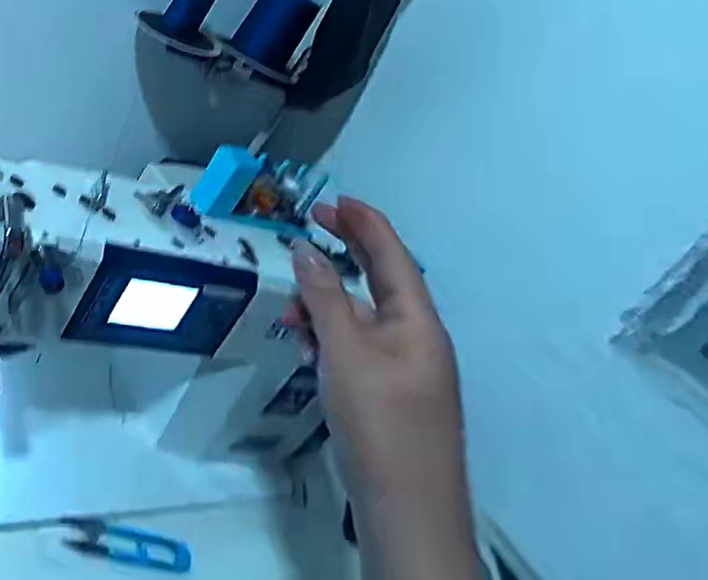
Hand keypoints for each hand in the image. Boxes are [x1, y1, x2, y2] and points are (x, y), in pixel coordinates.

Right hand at [283, 197, 479, 579]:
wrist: (405, 507)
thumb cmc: (380, 420)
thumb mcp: (345, 351)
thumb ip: (323, 297)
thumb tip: (305, 250)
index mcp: (417, 322)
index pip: (392, 256)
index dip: (365, 223)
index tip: (335, 200)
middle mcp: (414, 337)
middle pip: (379, 278)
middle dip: (346, 249)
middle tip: (312, 223)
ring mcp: (401, 365)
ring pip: (358, 314)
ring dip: (324, 303)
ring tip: (291, 316)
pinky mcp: (385, 388)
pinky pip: (353, 342)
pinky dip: (327, 334)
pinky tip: (306, 347)